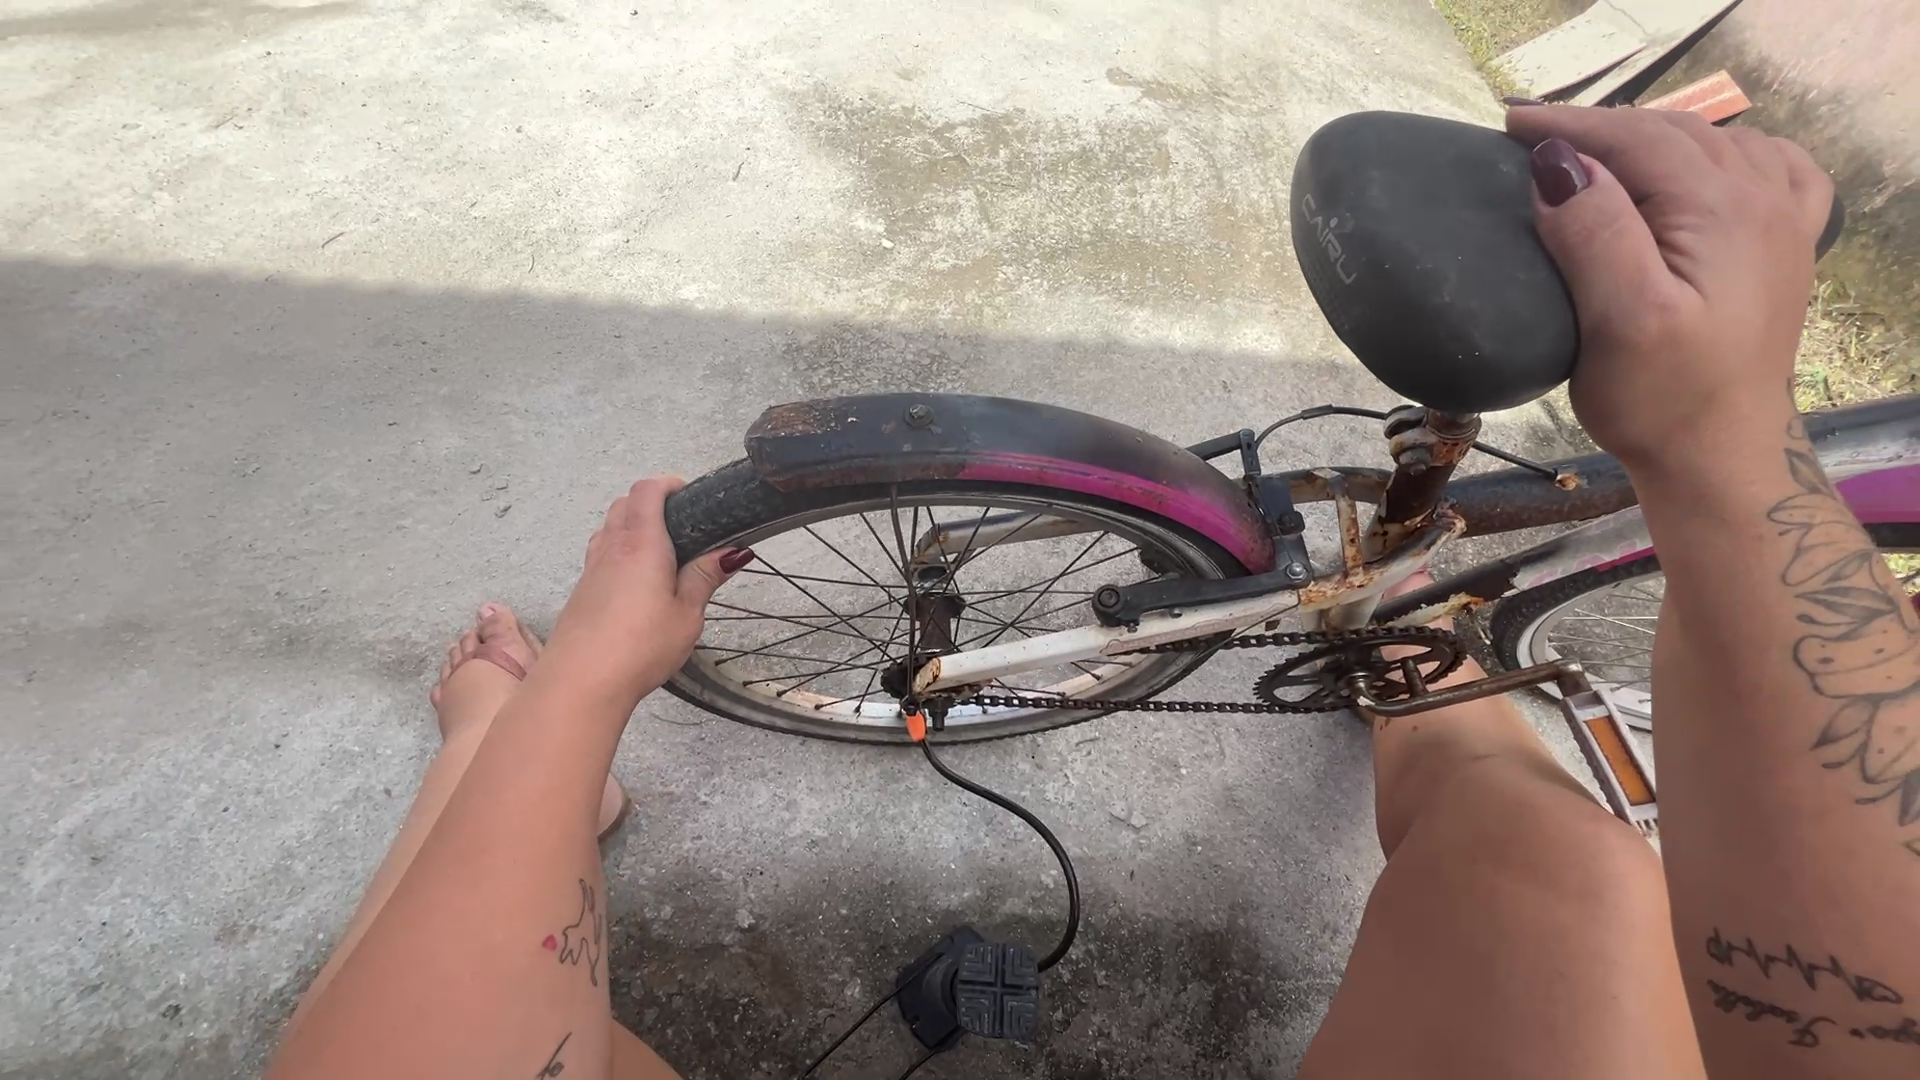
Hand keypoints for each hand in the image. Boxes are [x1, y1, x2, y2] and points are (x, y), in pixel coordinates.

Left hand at [541, 477, 749, 709]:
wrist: (580, 683)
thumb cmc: (639, 647)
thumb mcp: (688, 614)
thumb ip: (705, 577)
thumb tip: (732, 551)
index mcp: (642, 544)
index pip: (647, 490)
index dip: (669, 483)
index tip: (691, 494)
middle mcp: (612, 547)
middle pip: (625, 503)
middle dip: (653, 502)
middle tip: (684, 523)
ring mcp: (592, 569)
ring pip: (610, 527)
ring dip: (633, 524)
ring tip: (663, 549)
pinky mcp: (583, 591)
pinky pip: (601, 553)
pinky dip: (620, 549)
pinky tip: (638, 579)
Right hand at [1505, 106, 1833, 474]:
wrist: (1716, 450)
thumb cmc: (1658, 393)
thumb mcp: (1620, 317)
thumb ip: (1595, 235)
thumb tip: (1556, 167)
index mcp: (1722, 209)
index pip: (1639, 140)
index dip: (1570, 125)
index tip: (1506, 122)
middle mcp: (1761, 200)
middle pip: (1674, 134)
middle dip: (1600, 124)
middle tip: (1530, 133)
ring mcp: (1775, 224)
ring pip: (1711, 145)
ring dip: (1645, 135)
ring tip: (1589, 148)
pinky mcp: (1772, 252)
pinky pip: (1758, 170)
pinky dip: (1714, 152)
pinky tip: (1695, 165)